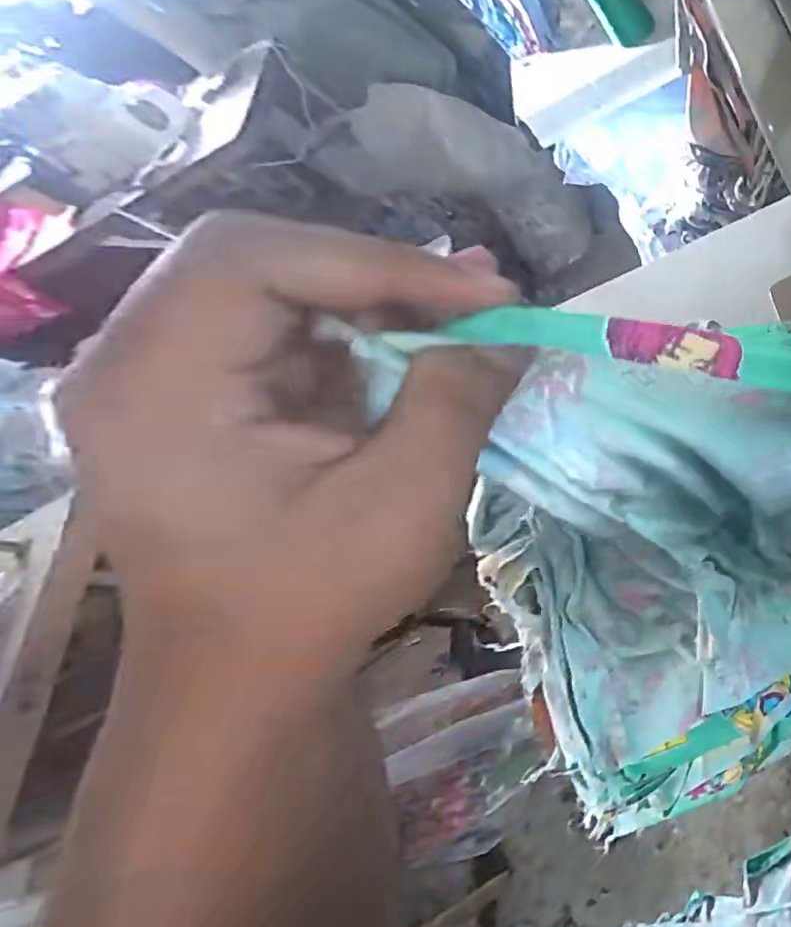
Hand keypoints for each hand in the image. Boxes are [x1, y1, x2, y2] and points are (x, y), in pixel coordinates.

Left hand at [57, 213, 524, 687]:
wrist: (252, 666)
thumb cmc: (320, 591)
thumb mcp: (408, 495)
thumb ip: (457, 400)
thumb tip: (510, 334)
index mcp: (157, 385)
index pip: (254, 263)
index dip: (384, 262)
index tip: (490, 294)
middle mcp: (143, 362)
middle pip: (263, 260)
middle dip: (388, 270)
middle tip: (488, 294)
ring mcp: (177, 377)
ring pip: (288, 289)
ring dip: (391, 295)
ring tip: (479, 306)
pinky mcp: (221, 396)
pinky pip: (303, 333)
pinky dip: (380, 330)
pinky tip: (439, 335)